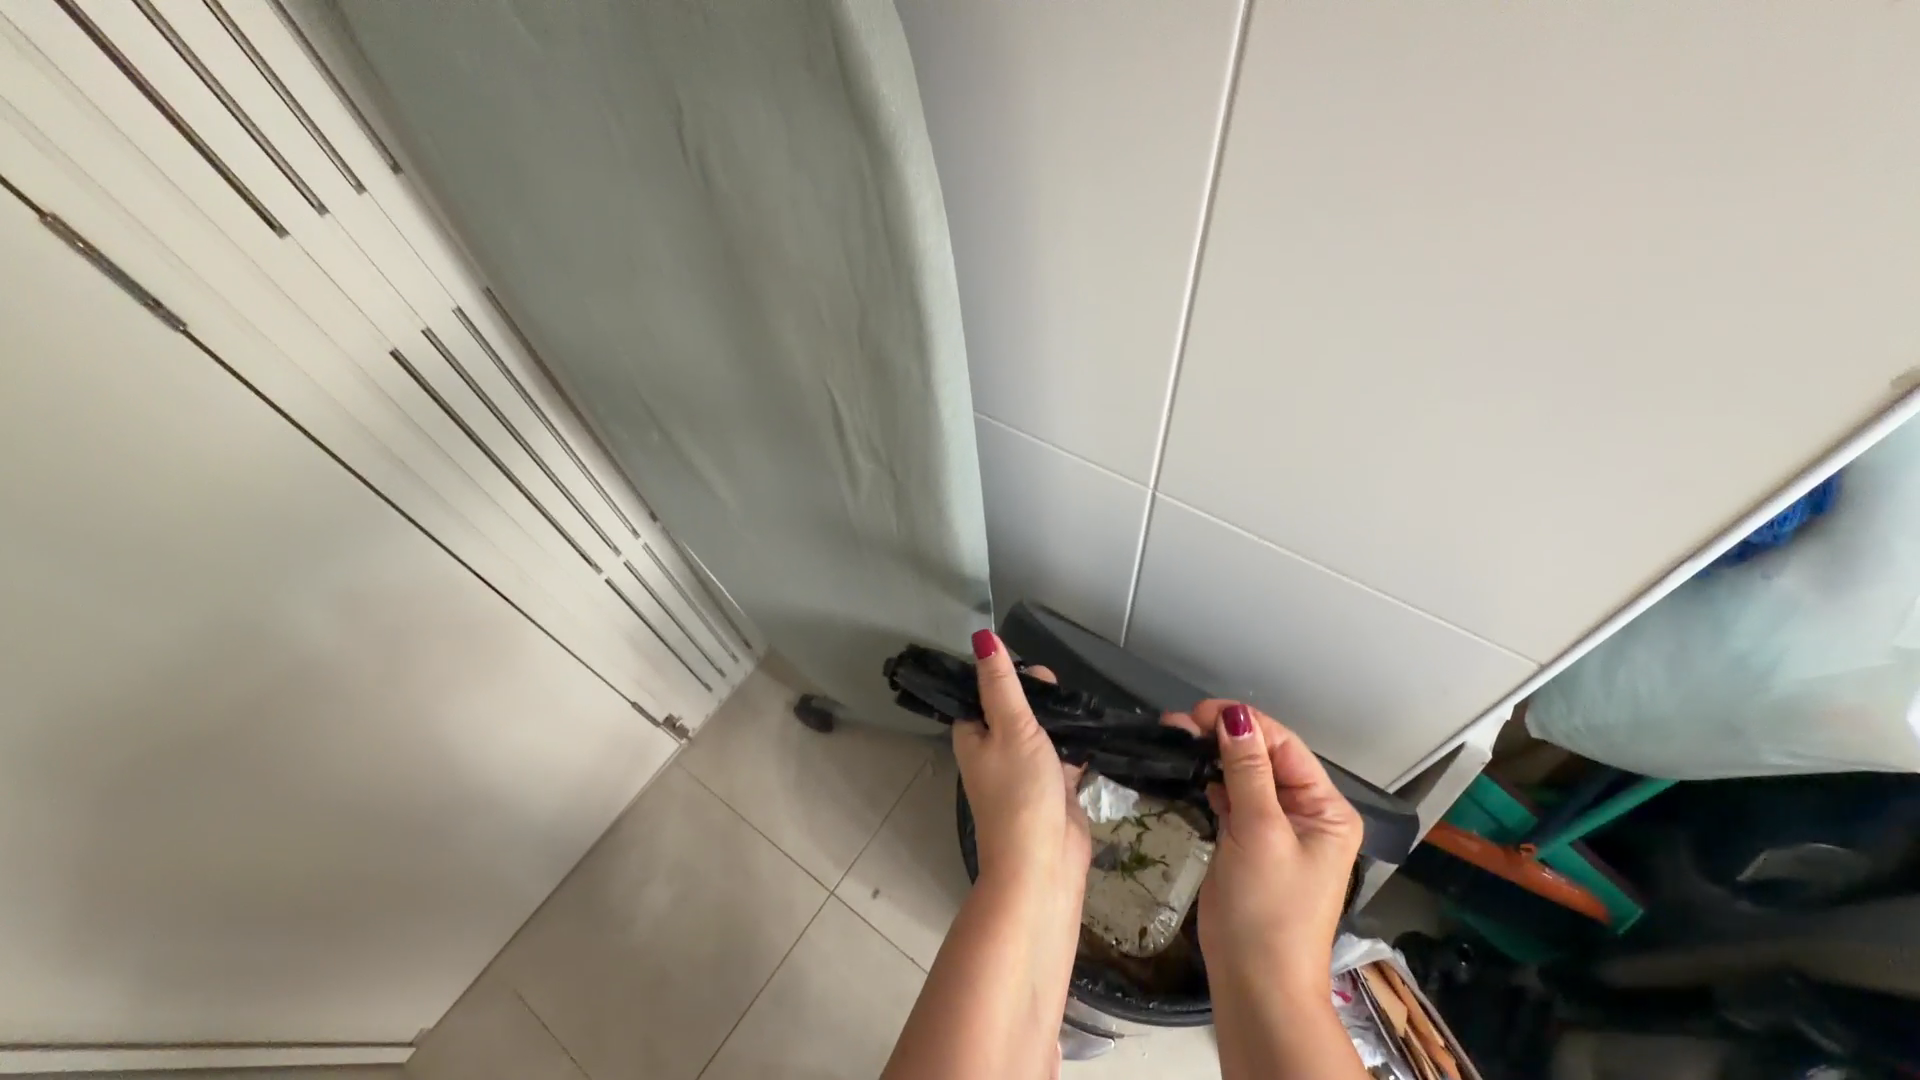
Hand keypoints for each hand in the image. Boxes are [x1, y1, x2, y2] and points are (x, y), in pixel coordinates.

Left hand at [952, 630, 1090, 888]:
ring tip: (1082, 706)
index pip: (982, 690)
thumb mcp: (1011, 727)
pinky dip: (1078, 744)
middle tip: (1059, 690)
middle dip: (1039, 695)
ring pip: (1043, 730)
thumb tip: (981, 636)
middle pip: (1016, 707)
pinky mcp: (1053, 786)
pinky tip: (1096, 730)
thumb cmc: (1019, 792)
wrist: (1043, 863)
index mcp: (973, 734)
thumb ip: (1002, 682)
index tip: (1032, 667)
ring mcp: (1024, 769)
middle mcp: (994, 749)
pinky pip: (1065, 754)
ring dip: (1060, 719)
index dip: (1005, 673)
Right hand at [1164, 701, 1362, 1003]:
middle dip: (1223, 736)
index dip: (1244, 723)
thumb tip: (1234, 716)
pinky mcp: (1247, 842)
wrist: (1256, 981)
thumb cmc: (1268, 909)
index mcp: (1325, 808)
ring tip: (1174, 739)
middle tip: (1177, 724)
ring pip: (1244, 775)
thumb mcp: (1260, 832)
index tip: (1197, 712)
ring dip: (1213, 757)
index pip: (1284, 746)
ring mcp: (1275, 828)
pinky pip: (1231, 798)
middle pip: (1263, 757)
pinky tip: (1188, 772)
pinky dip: (1210, 783)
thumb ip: (1247, 769)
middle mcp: (1305, 812)